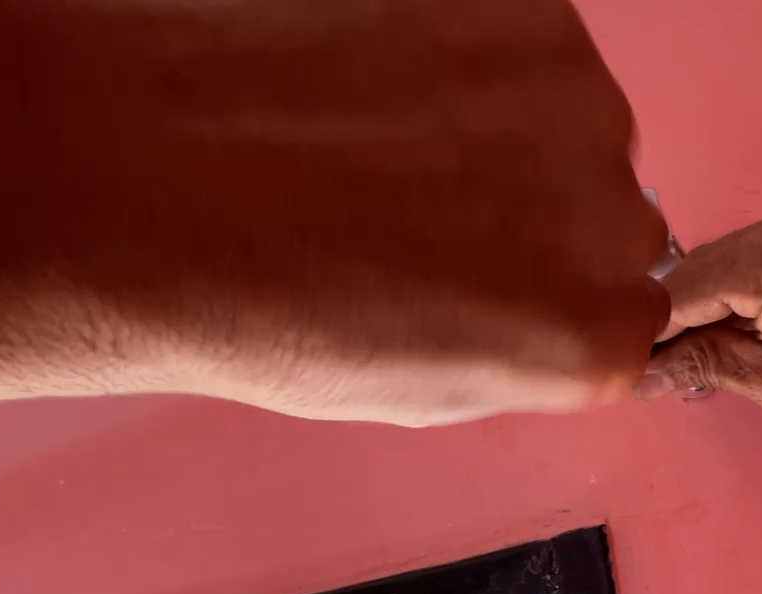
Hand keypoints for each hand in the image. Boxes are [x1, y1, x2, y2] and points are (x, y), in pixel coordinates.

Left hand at [0, 0, 668, 428]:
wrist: (129, 178)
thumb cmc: (270, 317)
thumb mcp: (427, 388)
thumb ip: (530, 349)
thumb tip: (560, 297)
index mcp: (597, 338)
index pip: (632, 306)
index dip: (558, 290)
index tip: (497, 278)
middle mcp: (615, 219)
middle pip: (613, 210)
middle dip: (540, 213)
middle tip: (427, 207)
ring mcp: (574, 93)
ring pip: (567, 115)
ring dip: (502, 125)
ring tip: (382, 136)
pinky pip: (519, 35)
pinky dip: (465, 50)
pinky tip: (372, 68)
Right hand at [642, 178, 761, 486]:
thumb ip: (703, 363)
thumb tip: (638, 370)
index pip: (688, 281)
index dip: (652, 328)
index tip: (629, 365)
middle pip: (720, 264)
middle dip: (693, 316)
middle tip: (675, 374)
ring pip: (754, 257)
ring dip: (732, 304)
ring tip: (731, 361)